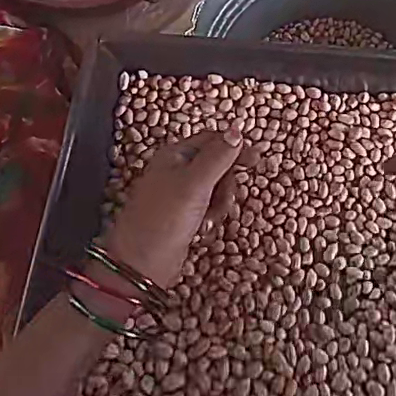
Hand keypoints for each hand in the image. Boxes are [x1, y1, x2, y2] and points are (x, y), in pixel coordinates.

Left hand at [99, 130, 249, 288]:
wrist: (141, 264)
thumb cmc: (163, 219)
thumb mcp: (195, 183)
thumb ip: (217, 156)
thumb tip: (236, 131)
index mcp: (174, 154)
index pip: (211, 140)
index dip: (233, 147)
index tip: (255, 159)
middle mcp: (176, 171)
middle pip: (218, 166)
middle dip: (225, 184)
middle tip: (221, 197)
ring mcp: (180, 195)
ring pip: (216, 189)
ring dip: (219, 204)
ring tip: (207, 218)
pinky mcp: (184, 216)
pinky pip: (209, 209)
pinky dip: (211, 218)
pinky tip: (202, 229)